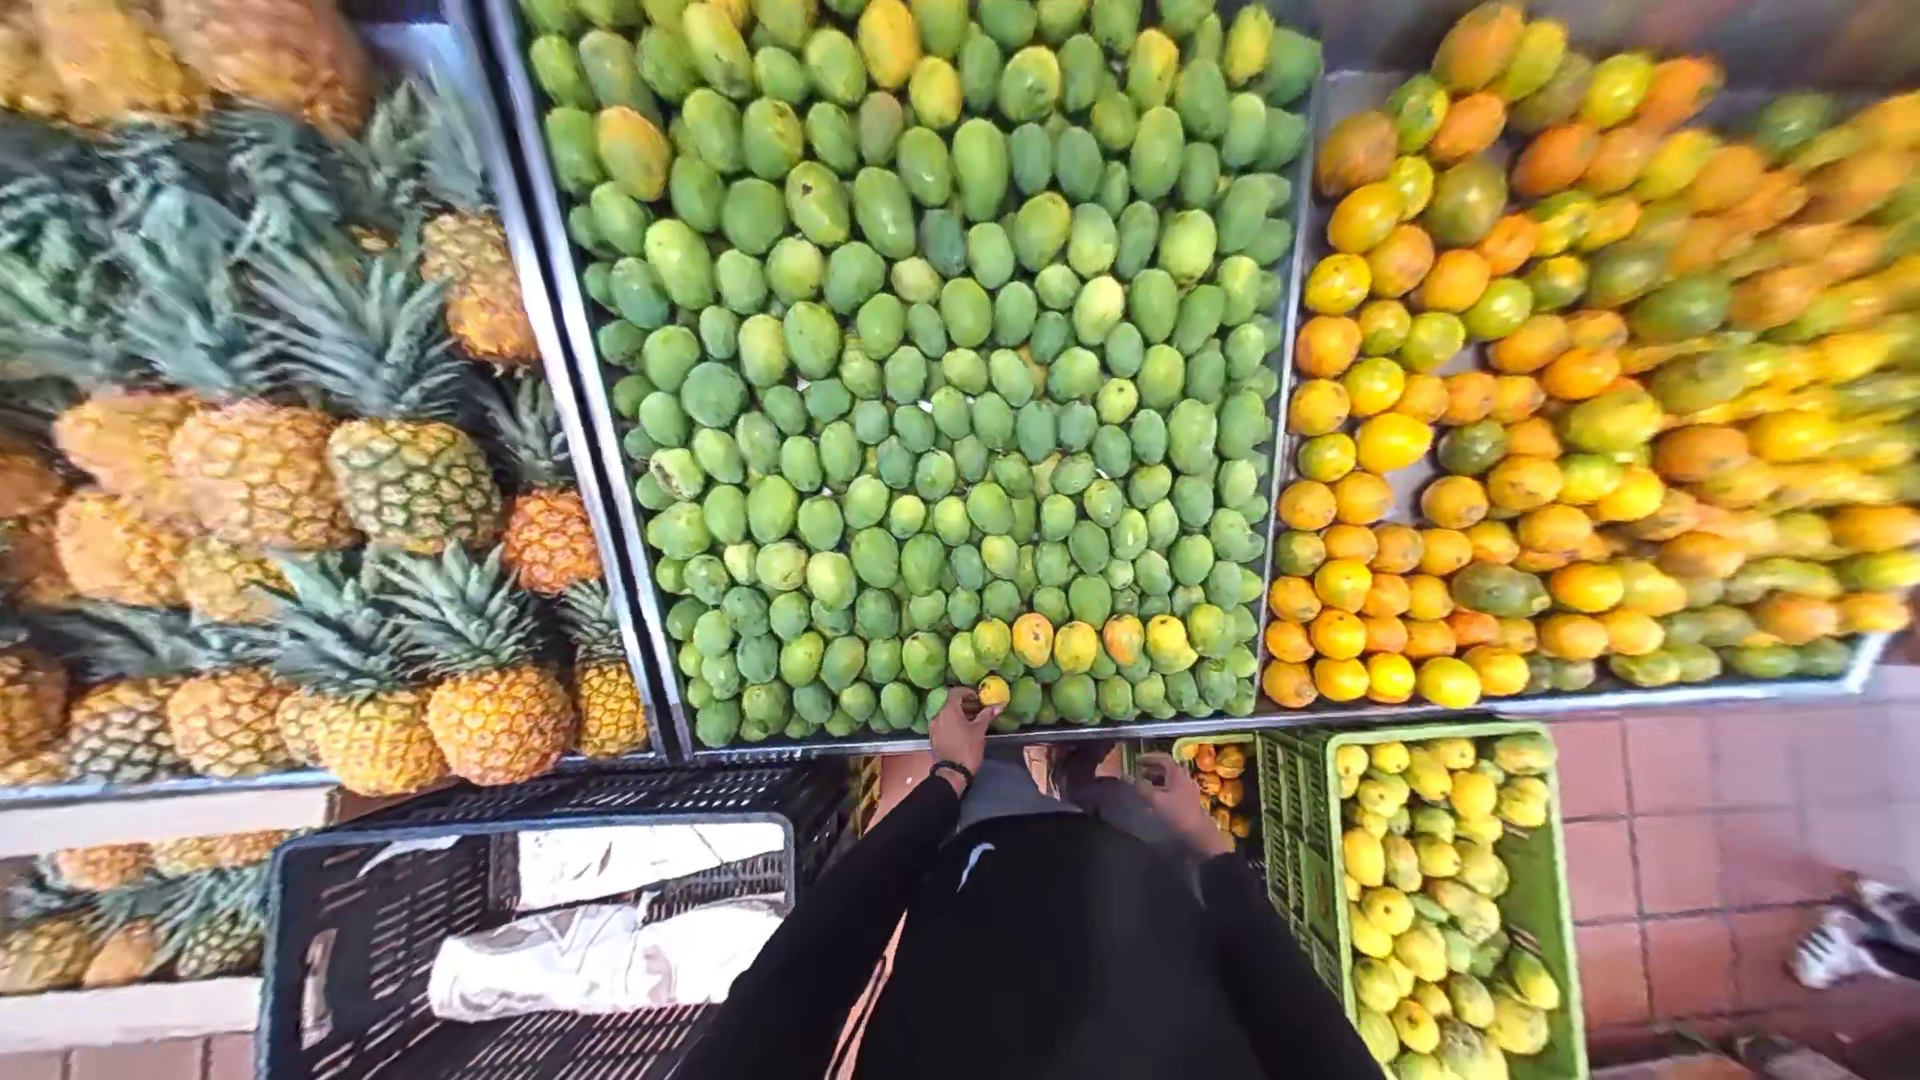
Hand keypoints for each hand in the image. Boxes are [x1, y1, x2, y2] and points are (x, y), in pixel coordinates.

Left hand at [929, 687, 995, 791]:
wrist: (953, 772)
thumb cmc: (968, 748)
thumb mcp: (979, 730)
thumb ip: (986, 715)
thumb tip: (996, 706)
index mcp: (948, 711)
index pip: (955, 692)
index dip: (967, 692)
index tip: (977, 697)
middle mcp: (938, 715)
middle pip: (950, 703)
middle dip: (964, 703)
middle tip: (977, 708)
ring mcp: (934, 727)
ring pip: (946, 714)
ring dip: (958, 713)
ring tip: (972, 719)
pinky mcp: (933, 737)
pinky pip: (943, 723)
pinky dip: (952, 722)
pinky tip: (962, 729)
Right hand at [1134, 752, 1233, 857]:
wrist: (1198, 834)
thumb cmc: (1177, 812)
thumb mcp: (1156, 799)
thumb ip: (1142, 788)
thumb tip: (1130, 779)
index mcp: (1177, 774)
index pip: (1164, 758)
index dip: (1149, 757)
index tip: (1137, 760)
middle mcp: (1183, 779)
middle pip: (1166, 769)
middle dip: (1151, 769)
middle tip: (1138, 771)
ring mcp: (1187, 790)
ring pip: (1169, 780)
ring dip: (1155, 779)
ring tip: (1143, 784)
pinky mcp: (1187, 802)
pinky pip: (1172, 790)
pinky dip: (1160, 789)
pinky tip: (1152, 799)